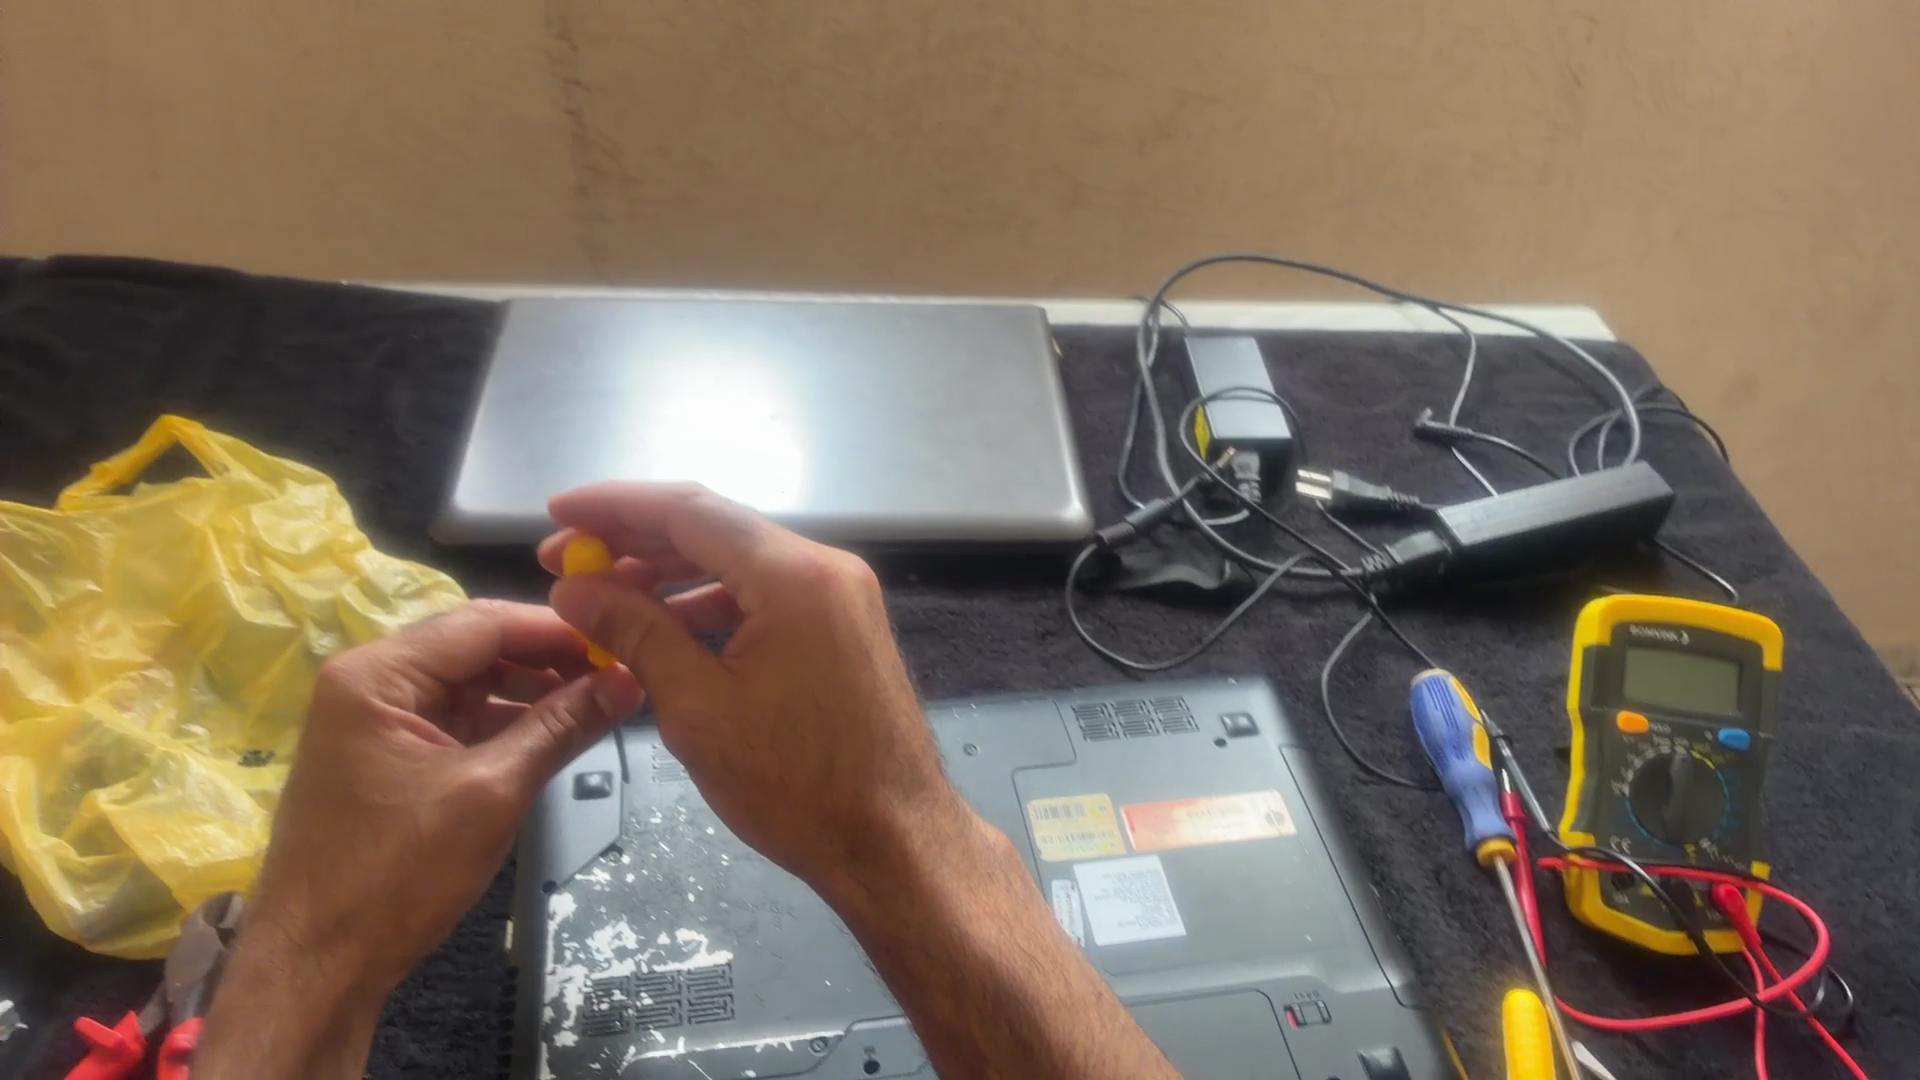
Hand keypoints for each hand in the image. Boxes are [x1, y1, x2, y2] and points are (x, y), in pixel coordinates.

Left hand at [239, 599, 642, 995]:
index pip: (486, 623)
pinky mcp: (397, 750)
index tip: (622, 641)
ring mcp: (384, 717)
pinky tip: (563, 728)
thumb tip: (632, 680)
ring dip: (539, 689)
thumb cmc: (397, 873)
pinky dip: (516, 718)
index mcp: (378, 676)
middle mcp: (374, 682)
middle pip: (483, 646)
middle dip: (553, 658)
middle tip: (620, 671)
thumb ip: (564, 724)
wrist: (319, 969)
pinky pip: (469, 713)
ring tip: (602, 699)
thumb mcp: (494, 790)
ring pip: (480, 678)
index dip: (560, 630)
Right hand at [541, 483, 966, 891]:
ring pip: (743, 561)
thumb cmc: (795, 783)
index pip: (691, 511)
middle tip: (568, 560)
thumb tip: (576, 587)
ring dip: (675, 573)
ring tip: (607, 593)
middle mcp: (826, 566)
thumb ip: (636, 632)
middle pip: (719, 529)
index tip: (560, 512)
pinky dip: (717, 602)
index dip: (617, 506)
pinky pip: (770, 594)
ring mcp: (842, 593)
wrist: (892, 834)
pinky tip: (670, 623)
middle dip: (639, 540)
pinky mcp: (845, 623)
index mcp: (795, 574)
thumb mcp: (699, 707)